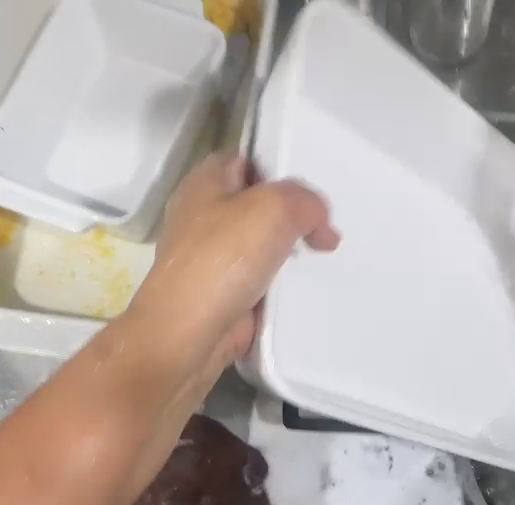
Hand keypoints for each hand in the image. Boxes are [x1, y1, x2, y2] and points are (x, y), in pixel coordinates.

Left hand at [122, 153, 340, 378]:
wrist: (191, 332)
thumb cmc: (223, 260)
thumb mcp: (274, 209)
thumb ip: (306, 203)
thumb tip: (321, 224)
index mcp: (205, 182)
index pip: (247, 161)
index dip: (280, 170)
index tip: (311, 191)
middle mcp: (205, 217)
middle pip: (259, 207)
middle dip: (292, 217)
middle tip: (324, 229)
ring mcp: (214, 261)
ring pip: (263, 248)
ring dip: (291, 256)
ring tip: (323, 259)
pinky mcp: (224, 297)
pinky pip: (262, 284)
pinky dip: (282, 289)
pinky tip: (305, 291)